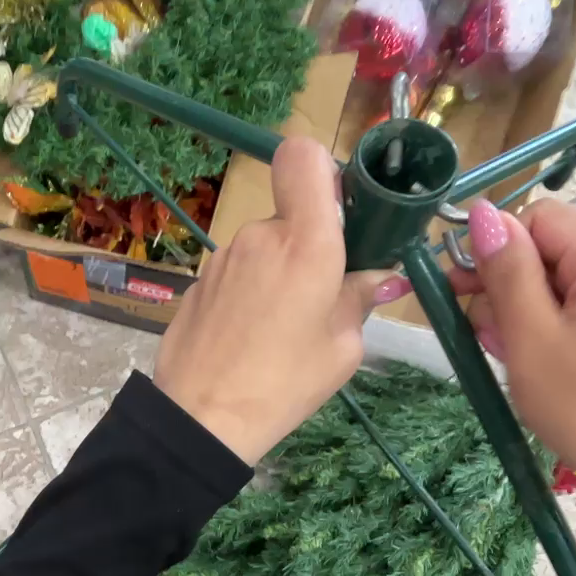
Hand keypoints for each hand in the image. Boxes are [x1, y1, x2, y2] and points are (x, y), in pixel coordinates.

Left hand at [153, 137, 407, 463]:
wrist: (201, 419)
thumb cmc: (283, 385)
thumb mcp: (341, 349)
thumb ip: (358, 299)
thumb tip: (378, 278)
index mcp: (306, 241)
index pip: (304, 156)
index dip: (321, 172)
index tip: (335, 216)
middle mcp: (259, 235)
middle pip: (288, 215)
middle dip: (305, 246)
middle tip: (314, 300)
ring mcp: (221, 258)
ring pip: (260, 248)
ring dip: (274, 274)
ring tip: (275, 330)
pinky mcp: (197, 284)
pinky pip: (235, 274)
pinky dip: (245, 294)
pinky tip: (244, 337)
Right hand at [461, 198, 575, 530]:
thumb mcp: (531, 339)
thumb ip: (506, 272)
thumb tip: (481, 214)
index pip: (536, 218)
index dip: (494, 251)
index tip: (464, 296)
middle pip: (550, 248)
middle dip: (509, 288)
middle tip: (492, 340)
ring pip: (563, 280)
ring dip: (527, 312)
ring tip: (519, 360)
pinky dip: (556, 326)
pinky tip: (546, 363)